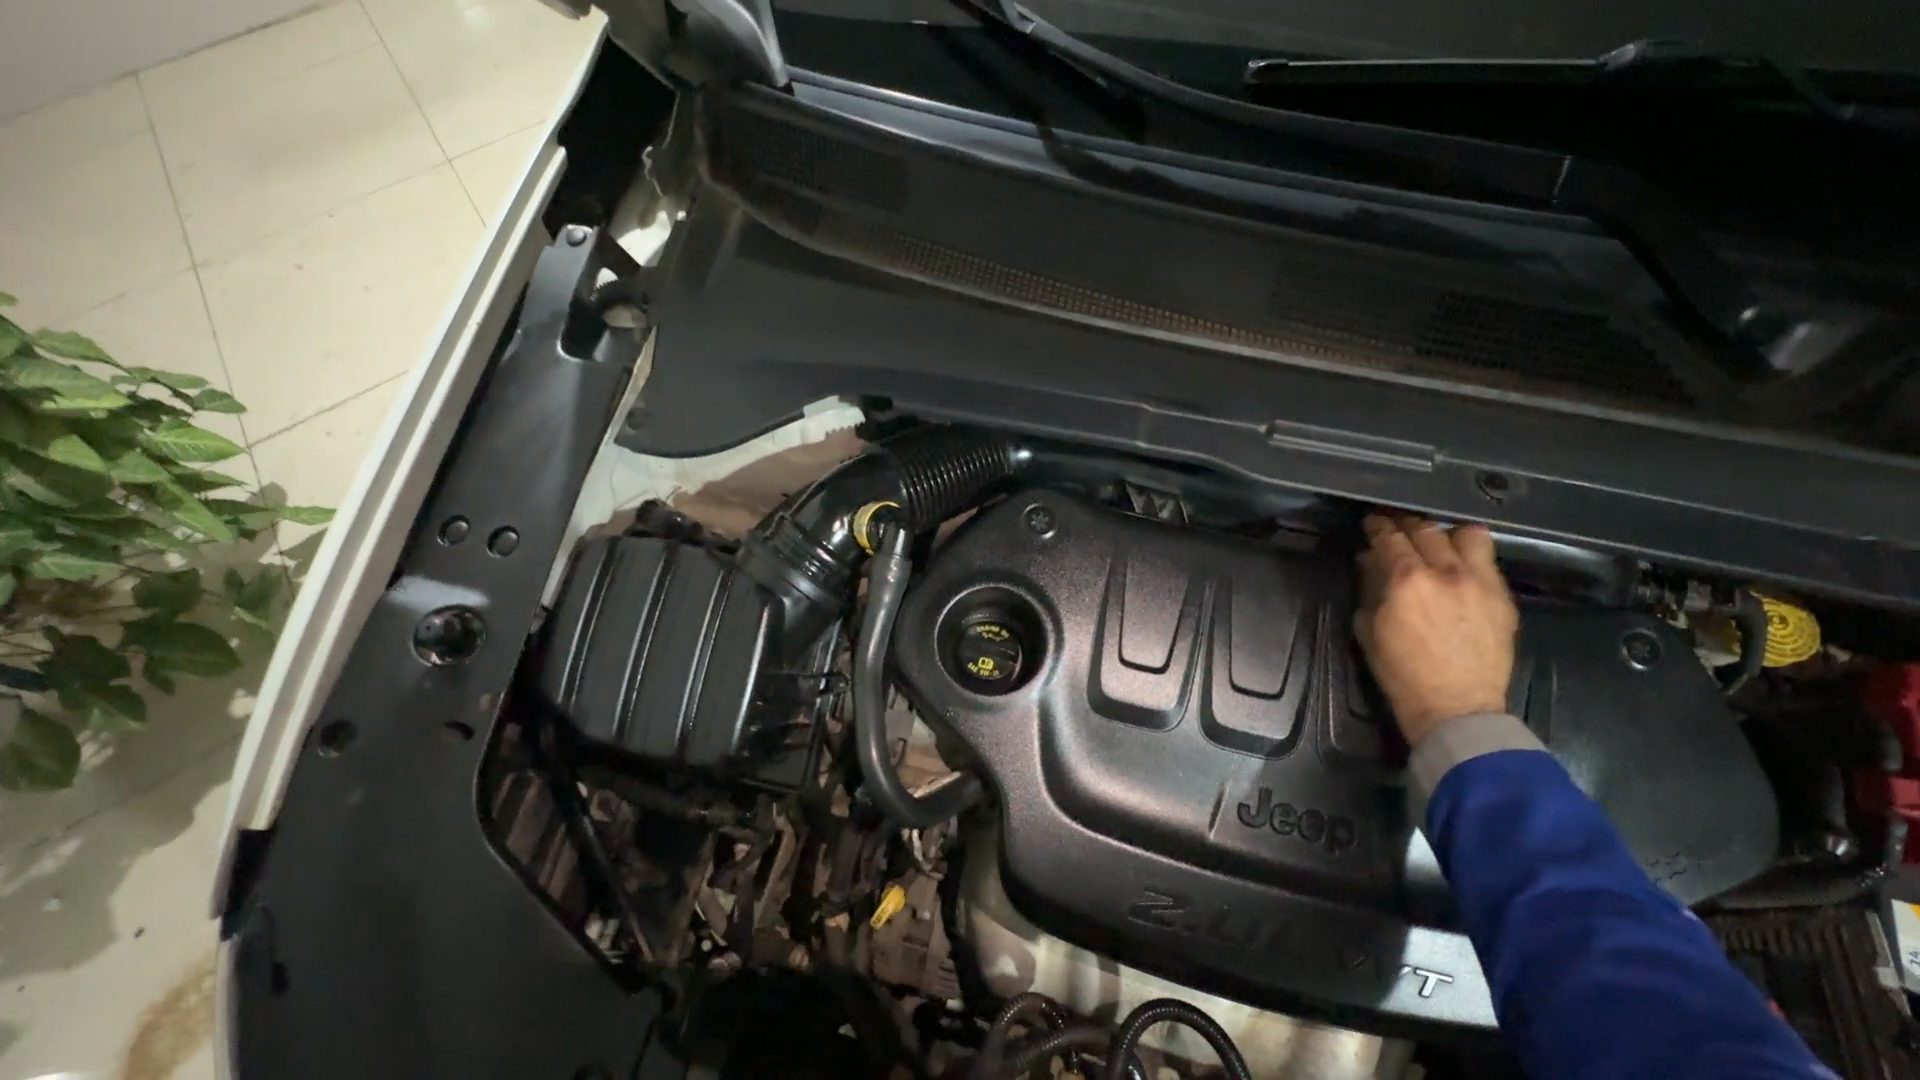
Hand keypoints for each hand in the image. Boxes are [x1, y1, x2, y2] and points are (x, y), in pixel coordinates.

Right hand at [1355, 514, 1518, 745]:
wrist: (1455, 707)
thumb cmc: (1401, 674)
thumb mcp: (1368, 629)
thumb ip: (1370, 589)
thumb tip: (1371, 562)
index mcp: (1405, 580)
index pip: (1390, 537)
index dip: (1378, 526)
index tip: (1373, 523)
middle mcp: (1445, 572)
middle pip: (1426, 529)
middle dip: (1408, 525)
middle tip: (1400, 528)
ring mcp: (1479, 582)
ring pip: (1466, 534)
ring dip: (1447, 534)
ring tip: (1439, 542)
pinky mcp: (1502, 597)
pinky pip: (1488, 560)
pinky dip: (1471, 556)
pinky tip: (1461, 567)